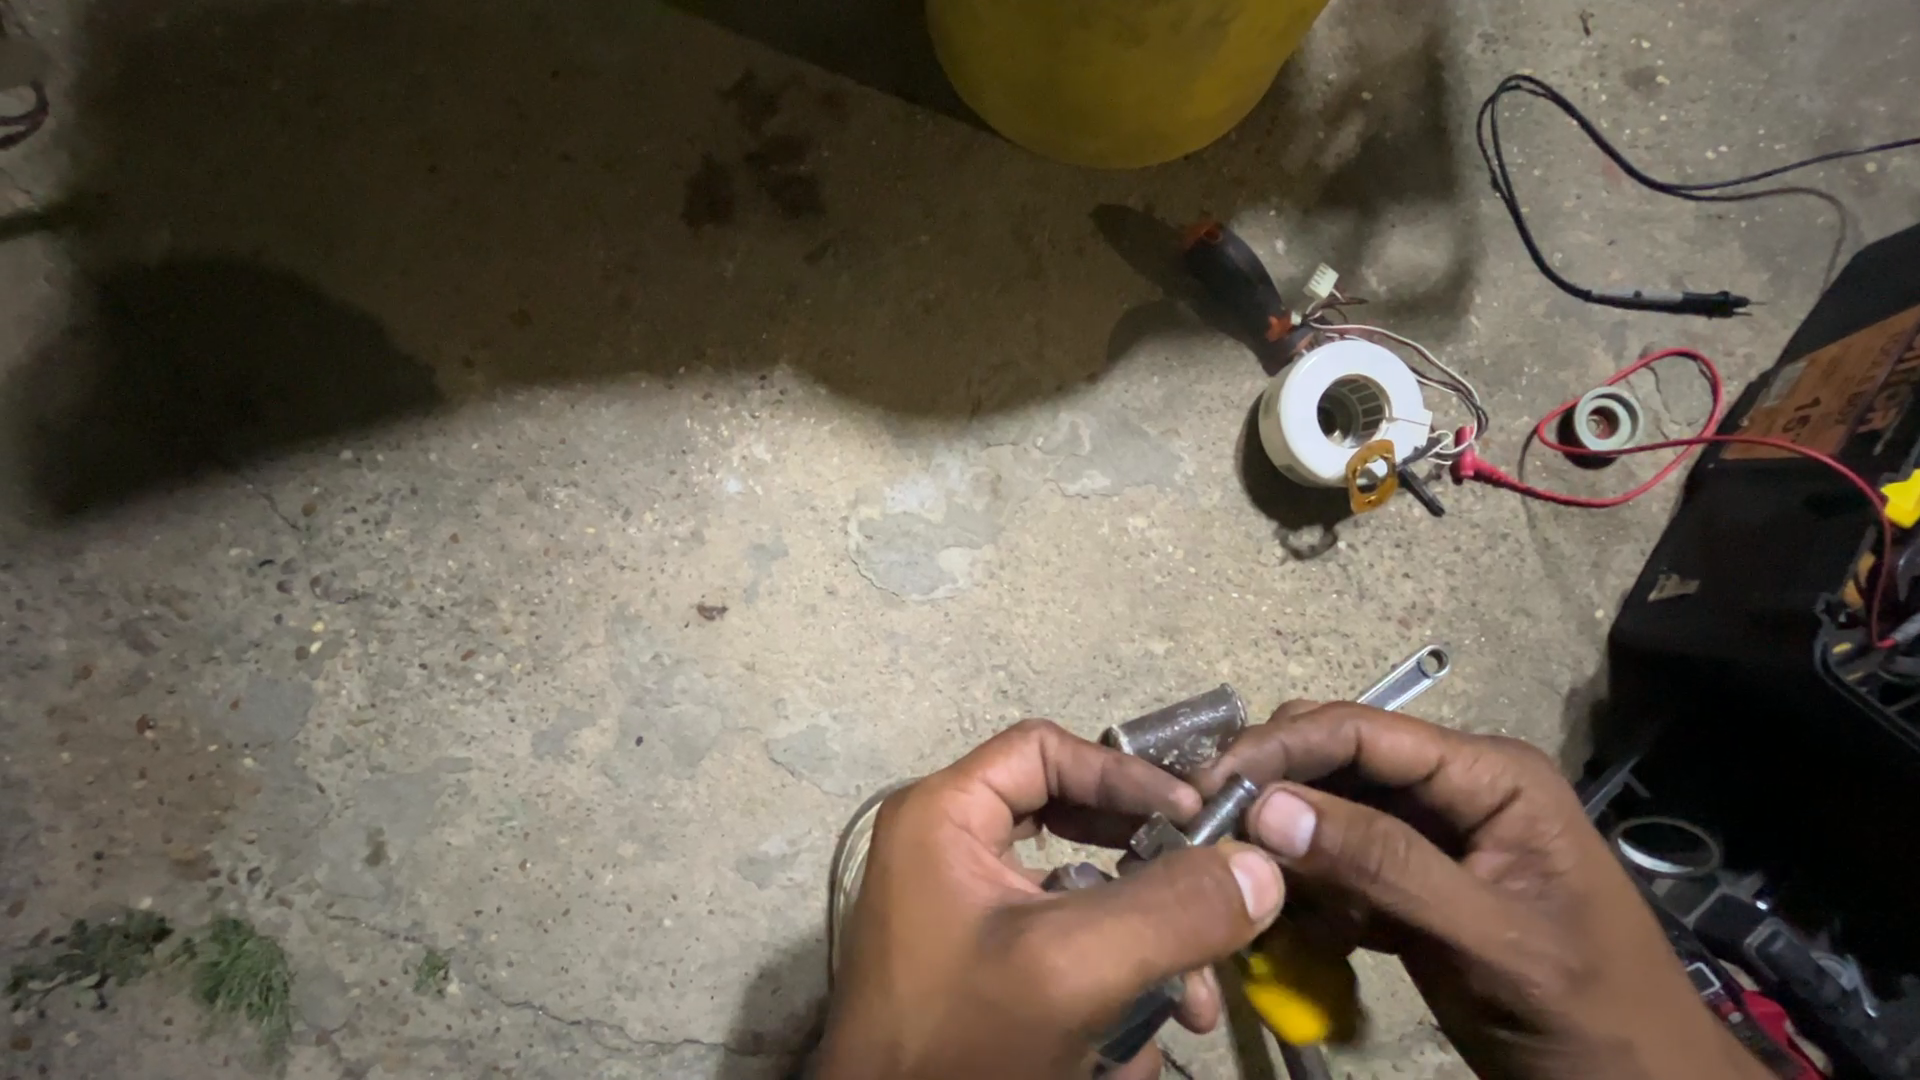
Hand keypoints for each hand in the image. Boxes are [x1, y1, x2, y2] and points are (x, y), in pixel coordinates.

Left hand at [815, 719, 1287, 1079]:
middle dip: (1142, 862)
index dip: (1123, 773)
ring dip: (1138, 937)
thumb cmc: (961, 1041)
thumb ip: (1170, 911)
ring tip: (1192, 998)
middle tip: (1202, 886)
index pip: (1045, 751)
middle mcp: (948, 842)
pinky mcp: (980, 956)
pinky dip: (1106, 977)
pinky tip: (1137, 1044)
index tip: (1194, 815)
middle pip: (1067, 814)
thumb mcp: (1070, 970)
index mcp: (944, 813)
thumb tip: (1261, 866)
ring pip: (1074, 887)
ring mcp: (962, 902)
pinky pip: (1057, 940)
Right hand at [1193, 702, 1769, 1079]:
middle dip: (1271, 789)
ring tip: (1246, 883)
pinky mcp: (1405, 873)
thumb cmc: (1597, 1023)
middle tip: (1211, 830)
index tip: (1210, 786)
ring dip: (1280, 843)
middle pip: (1331, 756)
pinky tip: (1291, 923)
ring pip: (1321, 805)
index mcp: (1486, 773)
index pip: (1358, 730)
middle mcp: (1448, 783)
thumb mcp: (1494, 943)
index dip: (1279, 749)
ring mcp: (1425, 829)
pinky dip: (1301, 884)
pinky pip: (1330, 856)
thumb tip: (1266, 808)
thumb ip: (1383, 866)